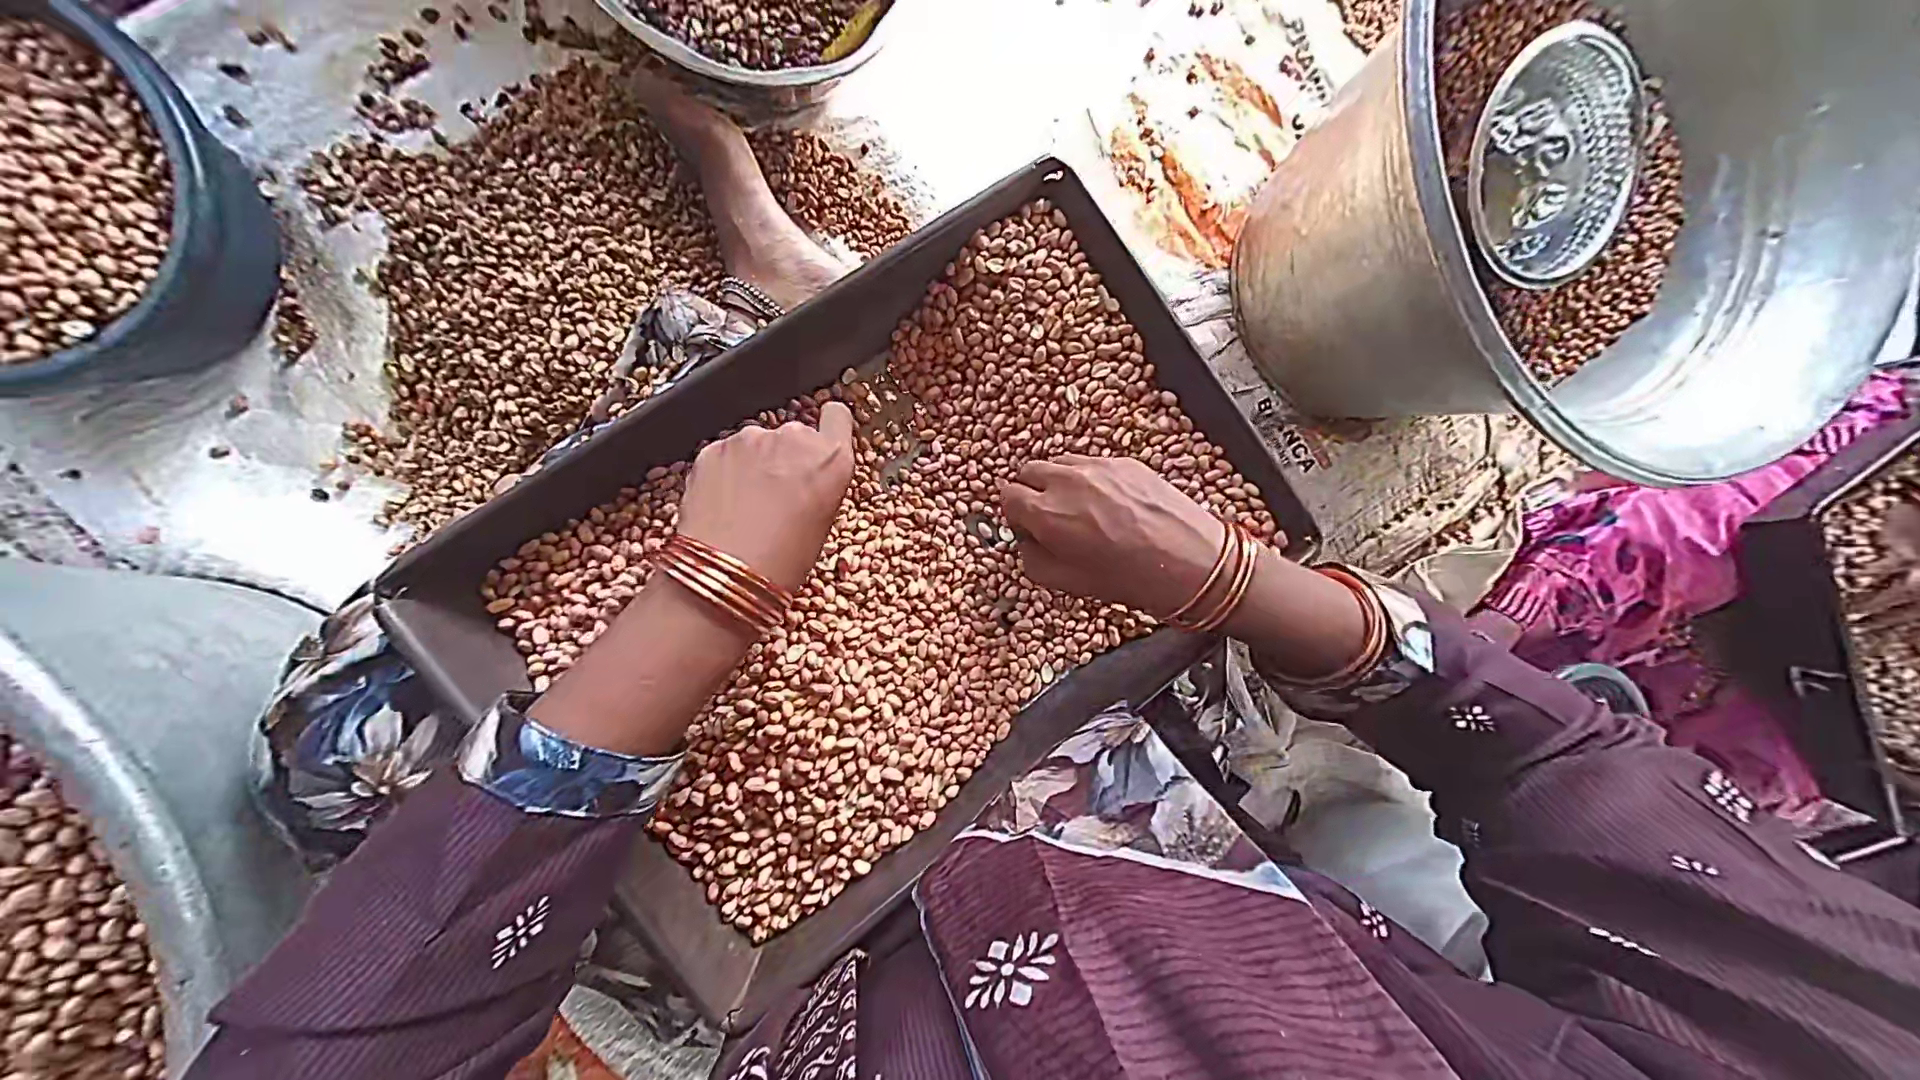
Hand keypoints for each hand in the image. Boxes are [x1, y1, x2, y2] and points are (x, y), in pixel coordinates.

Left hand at [675, 401, 856, 590]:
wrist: (725, 575)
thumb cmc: (781, 561)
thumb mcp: (823, 523)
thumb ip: (819, 483)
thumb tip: (807, 479)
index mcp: (830, 458)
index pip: (837, 416)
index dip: (829, 429)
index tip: (823, 440)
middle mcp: (793, 439)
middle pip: (794, 435)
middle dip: (787, 457)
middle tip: (779, 495)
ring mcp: (749, 440)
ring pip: (757, 444)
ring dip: (754, 464)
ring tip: (748, 505)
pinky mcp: (713, 448)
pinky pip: (725, 453)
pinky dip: (725, 471)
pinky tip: (725, 504)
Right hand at [999, 455, 1229, 617]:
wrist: (1191, 563)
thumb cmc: (1130, 578)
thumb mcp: (1065, 582)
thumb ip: (1031, 557)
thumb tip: (1027, 540)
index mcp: (1046, 512)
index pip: (1008, 494)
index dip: (1015, 513)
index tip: (1027, 525)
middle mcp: (1067, 481)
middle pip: (1029, 471)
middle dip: (1031, 492)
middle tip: (1048, 516)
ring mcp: (1098, 467)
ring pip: (1060, 462)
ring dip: (1059, 482)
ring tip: (1080, 510)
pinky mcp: (1125, 462)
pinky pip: (1092, 463)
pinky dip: (1089, 478)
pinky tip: (1108, 505)